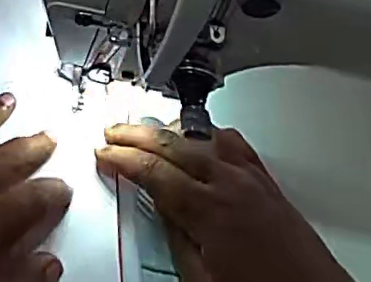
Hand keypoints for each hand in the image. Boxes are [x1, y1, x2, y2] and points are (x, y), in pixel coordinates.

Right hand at [96, 123, 351, 281]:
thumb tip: (158, 209)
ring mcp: (249, 176)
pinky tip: (199, 136)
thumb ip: (176, 240)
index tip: (103, 154)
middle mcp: (228, 182)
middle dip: (134, 135)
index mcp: (207, 208)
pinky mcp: (267, 180)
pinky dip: (207, 134)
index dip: (121, 159)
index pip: (151, 170)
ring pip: (197, 134)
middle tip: (112, 134)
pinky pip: (231, 141)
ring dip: (166, 130)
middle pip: (169, 143)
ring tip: (146, 131)